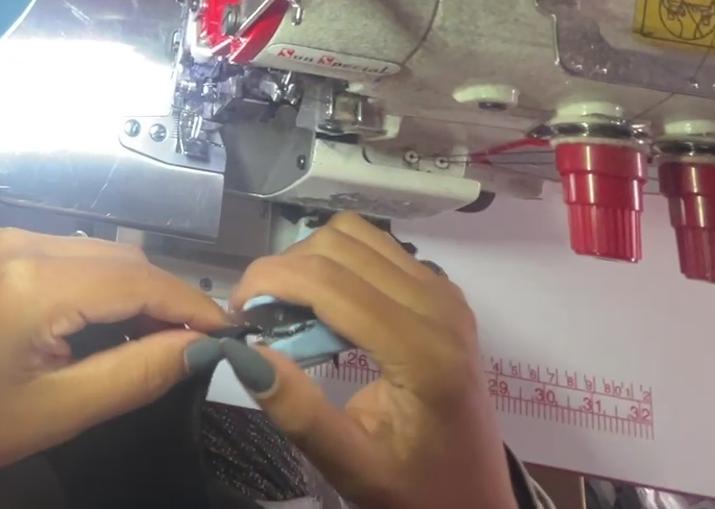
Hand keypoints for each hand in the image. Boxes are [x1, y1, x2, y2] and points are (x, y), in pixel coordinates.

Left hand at [0, 228, 228, 491]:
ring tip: (152, 336)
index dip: (190, 303)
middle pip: (118, 258)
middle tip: (193, 344)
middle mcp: (22, 241)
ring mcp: (5, 237)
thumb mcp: (58, 410)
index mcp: (33, 282)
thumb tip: (201, 347)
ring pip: (96, 250)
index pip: (136, 279)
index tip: (231, 331)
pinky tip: (103, 319)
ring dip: (131, 287)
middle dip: (163, 296)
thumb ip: (136, 374)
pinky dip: (97, 279)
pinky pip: (67, 251)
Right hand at [228, 214, 515, 508]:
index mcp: (423, 352)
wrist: (478, 503)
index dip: (269, 281)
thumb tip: (244, 353)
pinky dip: (334, 257)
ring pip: (352, 233)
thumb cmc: (418, 491)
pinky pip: (372, 244)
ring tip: (288, 303)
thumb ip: (301, 414)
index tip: (236, 310)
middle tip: (258, 313)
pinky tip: (324, 299)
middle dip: (282, 269)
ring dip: (307, 257)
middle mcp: (438, 307)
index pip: (328, 282)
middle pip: (336, 247)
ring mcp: (443, 291)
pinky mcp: (439, 287)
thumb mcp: (355, 471)